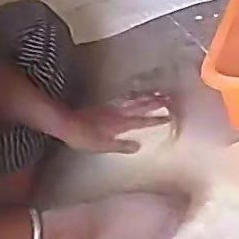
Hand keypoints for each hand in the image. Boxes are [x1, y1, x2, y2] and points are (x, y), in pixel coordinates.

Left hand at [56, 94, 171, 153]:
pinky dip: (134, 95)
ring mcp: (114, 108)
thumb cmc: (85, 138)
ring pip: (135, 100)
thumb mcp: (104, 146)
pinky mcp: (107, 105)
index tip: (169, 117)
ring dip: (147, 96)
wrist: (68, 123)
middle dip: (156, 103)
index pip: (143, 121)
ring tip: (158, 92)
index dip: (156, 120)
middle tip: (170, 99)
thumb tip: (139, 146)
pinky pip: (125, 98)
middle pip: (142, 107)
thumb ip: (122, 146)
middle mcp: (120, 114)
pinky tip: (136, 94)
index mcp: (122, 124)